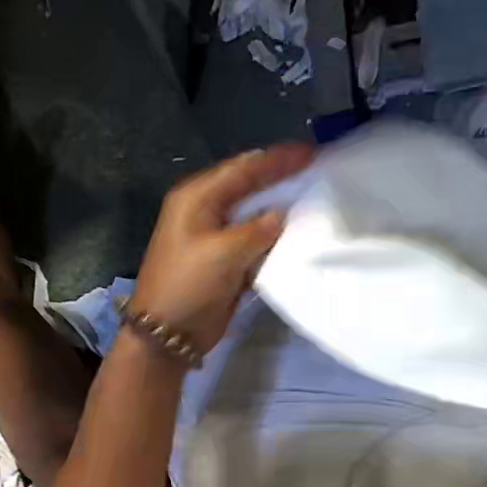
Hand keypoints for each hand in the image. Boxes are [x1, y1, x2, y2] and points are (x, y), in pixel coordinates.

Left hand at [133, 144, 313, 351]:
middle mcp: (206, 210)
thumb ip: (257, 230)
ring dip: (280, 207)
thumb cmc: (189, 285)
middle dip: (281, 178)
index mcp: (198, 197)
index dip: (277, 159)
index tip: (311, 152)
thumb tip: (281, 213)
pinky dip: (274, 236)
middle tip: (317, 169)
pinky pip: (255, 241)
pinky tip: (298, 234)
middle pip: (249, 186)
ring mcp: (215, 237)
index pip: (243, 168)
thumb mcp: (224, 253)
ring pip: (254, 214)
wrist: (168, 334)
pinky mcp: (225, 261)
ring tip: (314, 197)